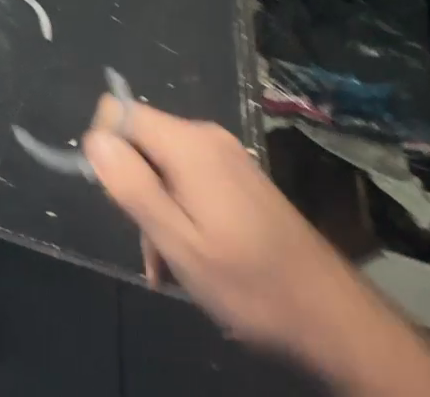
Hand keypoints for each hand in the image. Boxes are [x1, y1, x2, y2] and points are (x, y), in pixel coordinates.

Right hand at [83, 100, 399, 364]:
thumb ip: (132, 186)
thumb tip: (93, 138)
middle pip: (140, 141)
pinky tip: (192, 258)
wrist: (336, 320)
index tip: (118, 197)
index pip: (119, 110)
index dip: (106, 148)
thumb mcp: (179, 242)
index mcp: (189, 145)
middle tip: (149, 243)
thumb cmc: (251, 285)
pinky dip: (179, 214)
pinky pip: (188, 181)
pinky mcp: (239, 180)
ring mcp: (227, 158)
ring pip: (161, 166)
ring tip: (170, 265)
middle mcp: (207, 138)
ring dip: (155, 211)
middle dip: (132, 188)